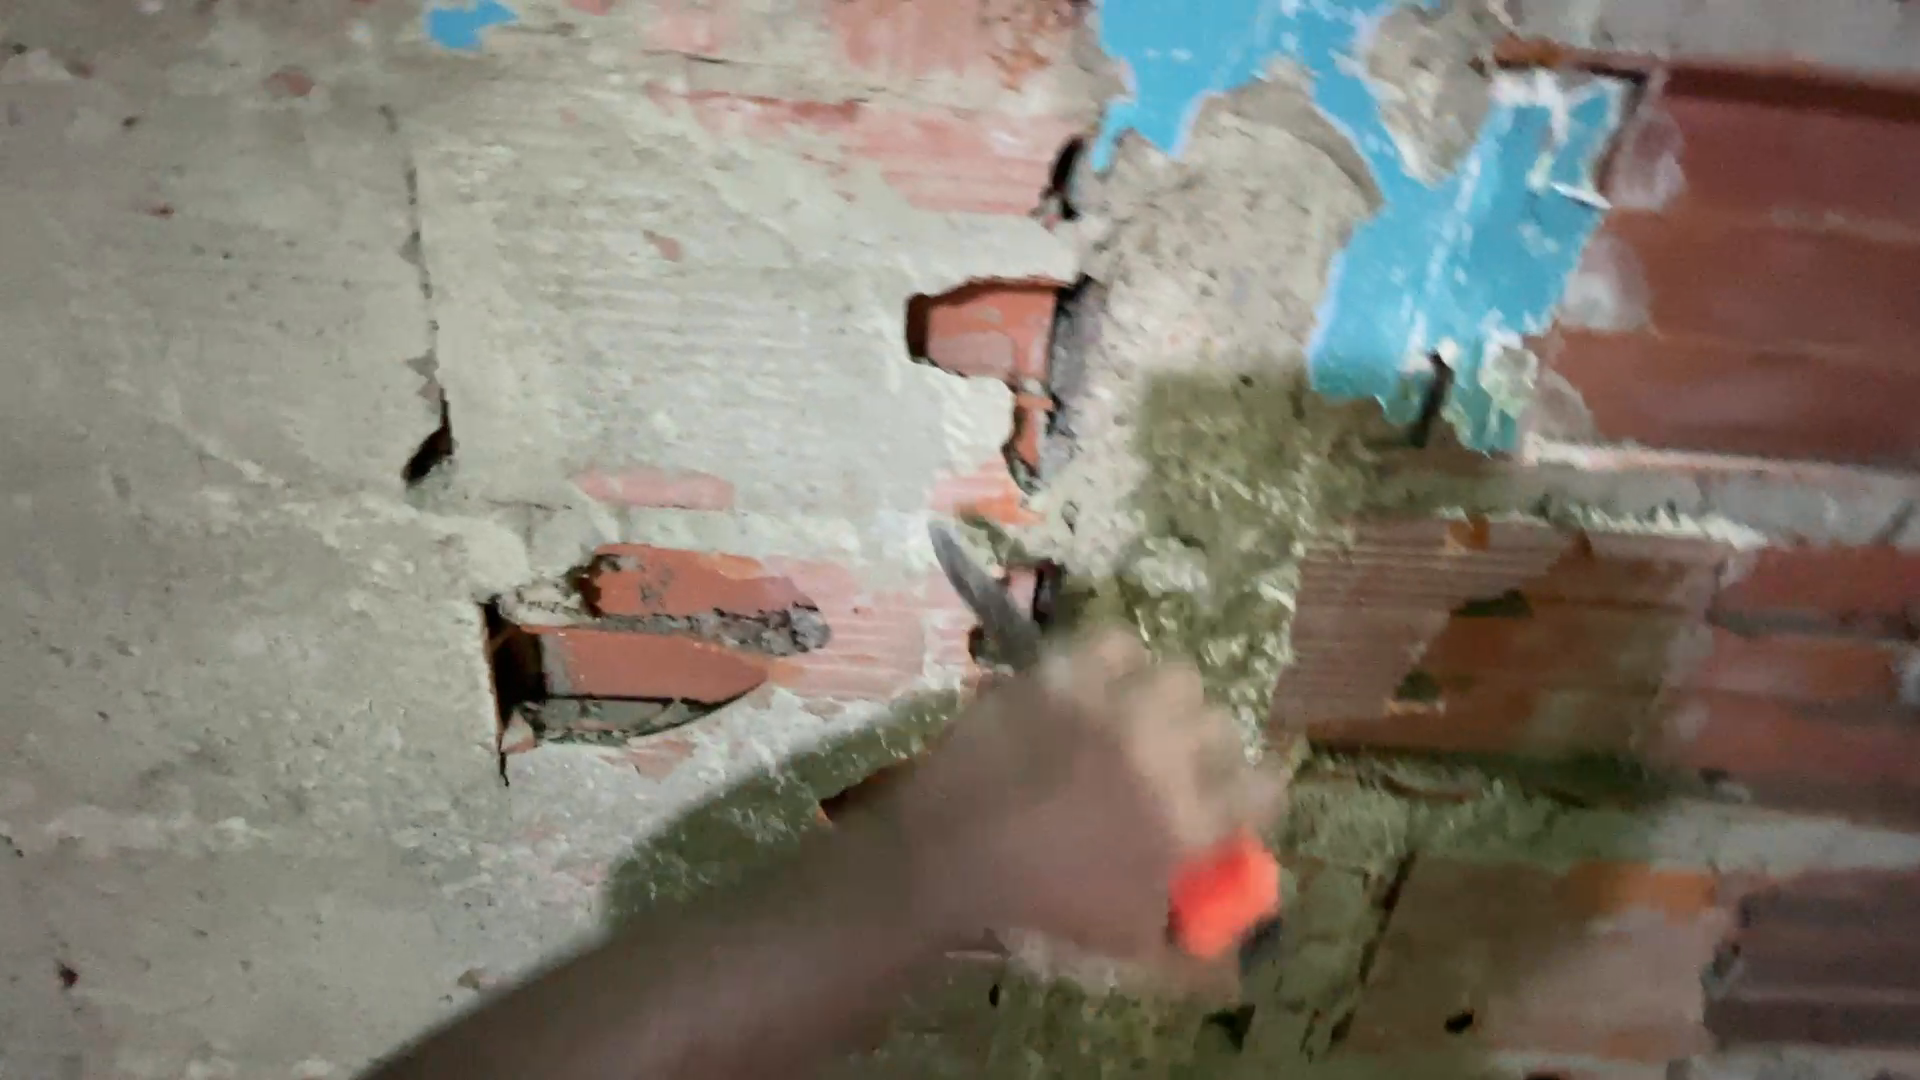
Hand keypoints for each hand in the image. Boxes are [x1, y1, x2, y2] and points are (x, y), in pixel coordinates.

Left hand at [878, 629, 1282, 968]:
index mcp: (1184, 823)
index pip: (1262, 789)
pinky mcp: (1063, 676)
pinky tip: (1101, 680)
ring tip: (1140, 712)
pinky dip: (1116, 659)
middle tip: (1179, 753)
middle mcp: (1161, 755)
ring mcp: (1109, 708)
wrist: (952, 847)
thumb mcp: (1126, 942)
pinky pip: (1113, 644)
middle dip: (1210, 741)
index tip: (1235, 791)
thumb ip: (1192, 948)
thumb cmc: (1039, 900)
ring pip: (1177, 676)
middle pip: (1223, 724)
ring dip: (1166, 697)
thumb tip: (1237, 961)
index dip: (1255, 789)